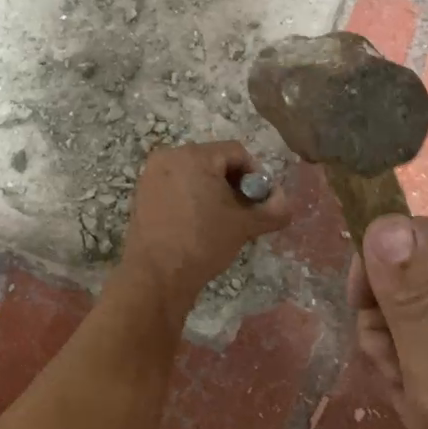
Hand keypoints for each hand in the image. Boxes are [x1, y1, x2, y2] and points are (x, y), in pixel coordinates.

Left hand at [118, 142, 290, 306]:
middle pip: (214, 160)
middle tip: (243, 211)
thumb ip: (273, 210)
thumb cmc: (203, 242)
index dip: (255, 174)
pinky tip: (197, 224)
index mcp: (193, 155)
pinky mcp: (142, 193)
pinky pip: (175, 186)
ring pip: (194, 174)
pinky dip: (191, 197)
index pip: (236, 152)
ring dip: (212, 191)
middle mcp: (169, 156)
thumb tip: (285, 202)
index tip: (260, 201)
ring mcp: (151, 175)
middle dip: (233, 183)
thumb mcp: (245, 225)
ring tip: (221, 220)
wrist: (157, 276)